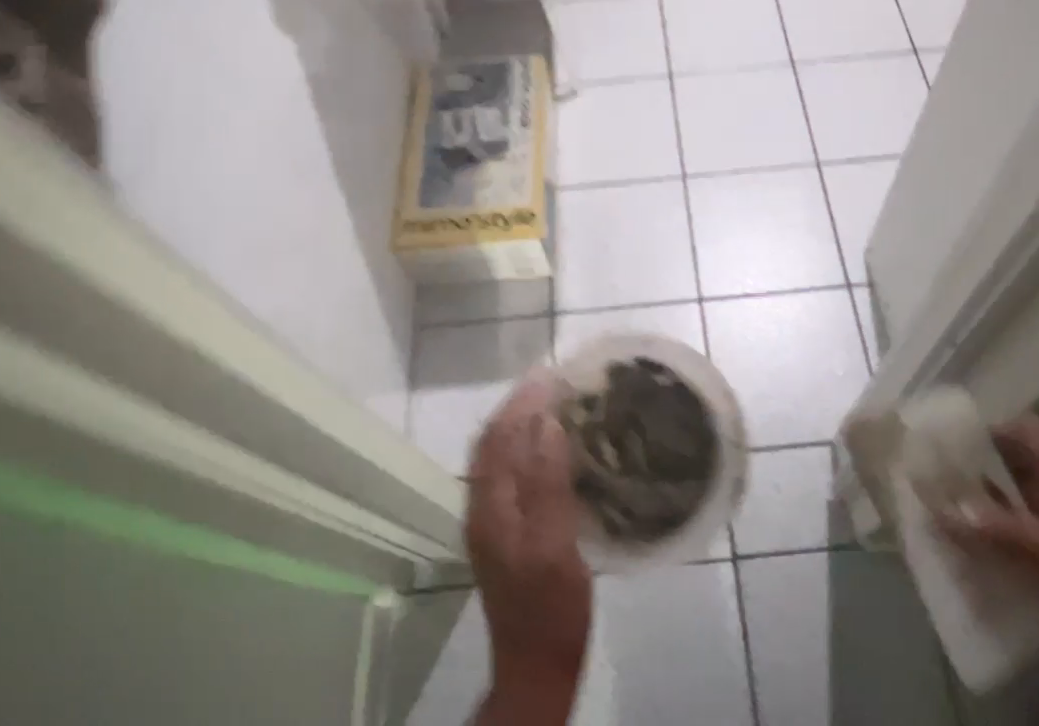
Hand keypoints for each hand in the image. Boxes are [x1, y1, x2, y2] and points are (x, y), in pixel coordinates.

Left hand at [466, 375, 591, 724]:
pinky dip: (525, 451)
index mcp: (492, 507)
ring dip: (519, 427)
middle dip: (517, 408)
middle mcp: (483, 508)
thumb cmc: (552, 606)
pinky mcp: (504, 535)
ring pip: (498, 459)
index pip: (498, 438)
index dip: (521, 403)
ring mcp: (491, 522)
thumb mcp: (555, 544)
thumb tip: (547, 424)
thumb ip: (547, 484)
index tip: (549, 374)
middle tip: (553, 382)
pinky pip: (509, 476)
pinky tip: (551, 452)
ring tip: (552, 405)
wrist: (535, 663)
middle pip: (491, 444)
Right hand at [940, 416, 1038, 725]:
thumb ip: (1009, 535)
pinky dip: (978, 551)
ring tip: (920, 512)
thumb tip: (941, 506)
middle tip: (917, 475)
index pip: (1033, 438)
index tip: (943, 437)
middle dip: (968, 472)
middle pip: (1013, 475)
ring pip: (1005, 517)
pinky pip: (1006, 556)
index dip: (991, 429)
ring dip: (967, 514)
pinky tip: (947, 558)